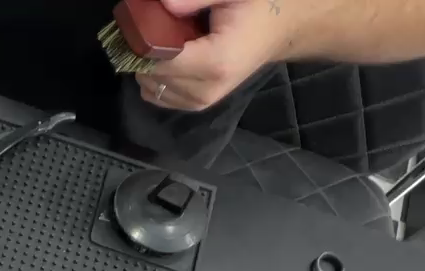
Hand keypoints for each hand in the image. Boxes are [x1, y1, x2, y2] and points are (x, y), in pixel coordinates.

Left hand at [137, 0, 291, 111]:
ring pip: (151, 89)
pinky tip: (171, 59)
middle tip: (157, 30)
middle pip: (152, 77)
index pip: (160, 62)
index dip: (146, 44)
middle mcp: (204, 90)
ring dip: (151, 67)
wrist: (279, 29)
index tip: (145, 24)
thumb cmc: (258, 6)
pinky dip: (157, 79)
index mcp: (214, 63)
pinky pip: (158, 96)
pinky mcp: (196, 106)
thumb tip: (162, 5)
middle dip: (147, 54)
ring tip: (168, 44)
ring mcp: (199, 102)